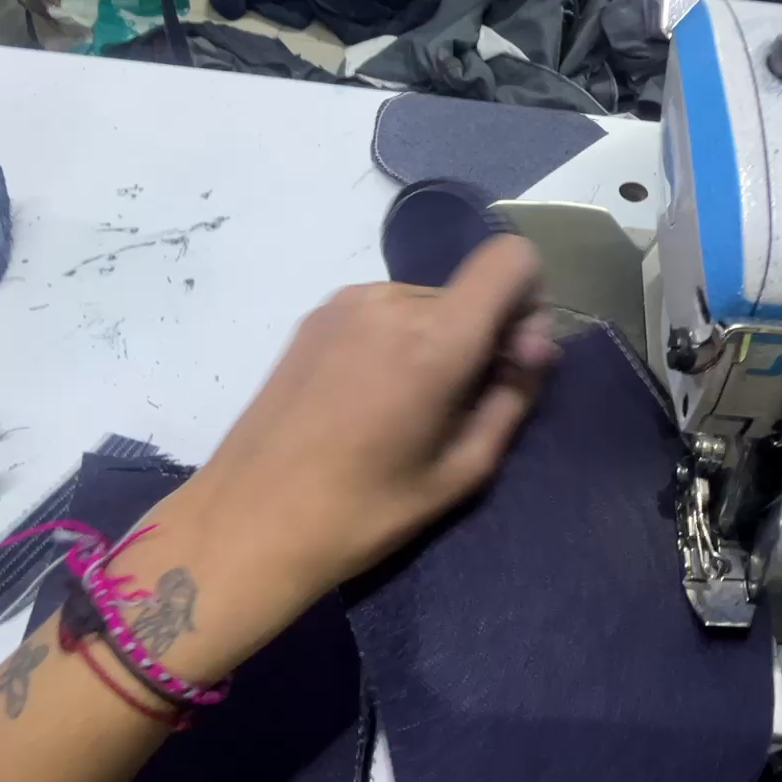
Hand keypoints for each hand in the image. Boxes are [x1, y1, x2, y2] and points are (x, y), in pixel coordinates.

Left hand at [115, 235, 557, 679]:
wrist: (248, 522)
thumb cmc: (365, 511)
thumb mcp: (462, 471)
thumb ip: (512, 397)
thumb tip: (534, 350)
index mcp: (436, 337)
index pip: (511, 259)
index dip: (529, 300)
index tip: (513, 358)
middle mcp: (391, 299)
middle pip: (469, 291)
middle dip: (482, 336)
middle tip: (458, 405)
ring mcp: (345, 302)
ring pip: (427, 303)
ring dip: (437, 340)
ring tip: (406, 408)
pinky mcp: (314, 316)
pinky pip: (385, 311)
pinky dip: (399, 340)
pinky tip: (369, 396)